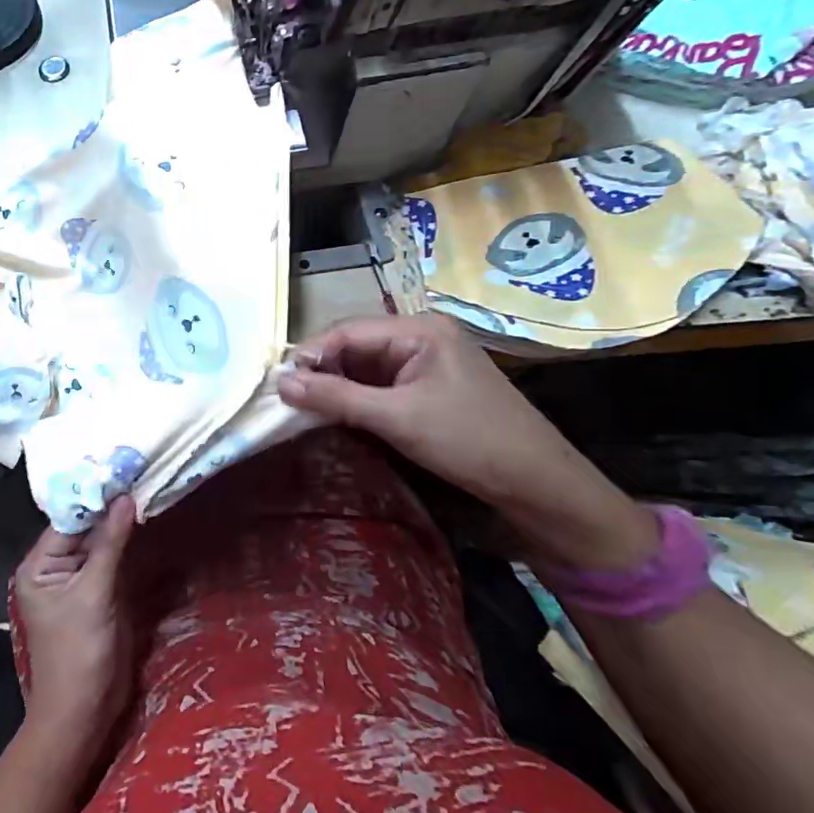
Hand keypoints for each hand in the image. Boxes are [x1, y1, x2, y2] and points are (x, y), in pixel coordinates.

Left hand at [12, 495, 136, 742]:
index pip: (67, 520)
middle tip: (136, 471)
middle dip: (108, 506)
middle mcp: (53, 569)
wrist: (85, 711)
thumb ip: (110, 544)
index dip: (94, 497)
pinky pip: (109, 561)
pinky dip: (124, 544)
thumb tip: (125, 497)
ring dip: (118, 523)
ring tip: (142, 486)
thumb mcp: (94, 593)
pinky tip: (141, 521)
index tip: (121, 469)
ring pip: (98, 544)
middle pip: (82, 529)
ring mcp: (75, 582)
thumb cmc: (79, 651)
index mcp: (38, 566)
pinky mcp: (95, 595)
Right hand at [278, 314, 657, 569]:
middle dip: (320, 370)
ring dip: (336, 386)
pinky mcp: (428, 387)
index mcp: (418, 330)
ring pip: (364, 367)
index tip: (277, 383)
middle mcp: (420, 337)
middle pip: (354, 345)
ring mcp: (426, 362)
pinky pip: (380, 385)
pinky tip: (335, 414)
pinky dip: (356, 398)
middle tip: (286, 399)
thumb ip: (336, 397)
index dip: (310, 354)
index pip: (347, 331)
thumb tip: (281, 382)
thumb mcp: (396, 417)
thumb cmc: (468, 440)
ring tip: (303, 408)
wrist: (536, 482)